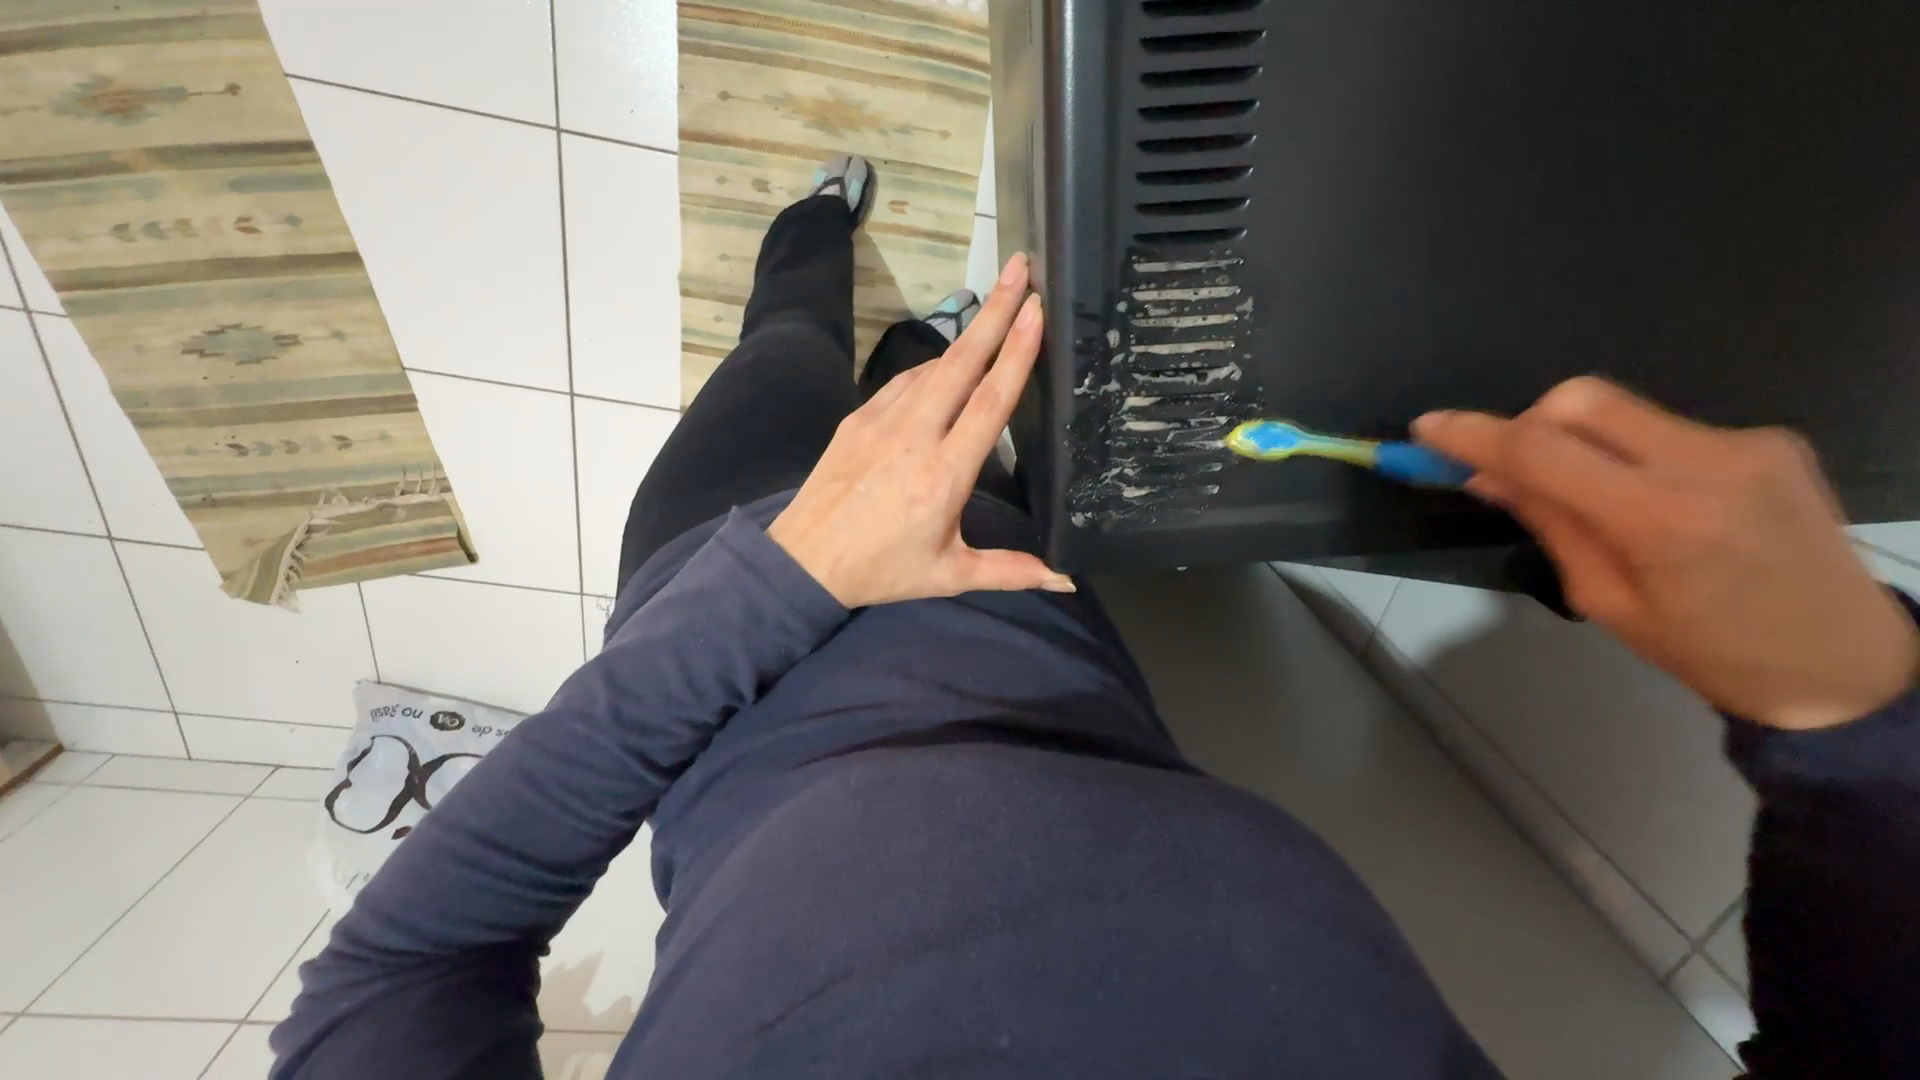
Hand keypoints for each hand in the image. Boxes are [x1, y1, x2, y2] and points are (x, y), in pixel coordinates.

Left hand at [765, 253, 1073, 608]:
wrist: (802, 560)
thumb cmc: (881, 570)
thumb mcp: (949, 575)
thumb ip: (1010, 571)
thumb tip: (1065, 581)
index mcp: (943, 475)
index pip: (988, 403)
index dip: (1016, 353)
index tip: (1036, 309)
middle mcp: (914, 437)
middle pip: (962, 364)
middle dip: (995, 311)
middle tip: (1021, 266)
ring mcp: (881, 422)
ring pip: (932, 367)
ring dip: (966, 334)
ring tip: (995, 304)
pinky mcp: (857, 419)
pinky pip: (903, 382)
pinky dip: (931, 367)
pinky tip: (948, 361)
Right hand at [1414, 376, 1918, 730]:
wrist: (1846, 661)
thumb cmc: (1706, 649)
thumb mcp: (1604, 598)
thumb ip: (1549, 523)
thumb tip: (1490, 475)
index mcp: (1658, 519)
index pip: (1542, 451)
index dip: (1474, 434)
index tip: (1427, 427)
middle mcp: (1707, 463)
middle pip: (1580, 401)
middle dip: (1526, 422)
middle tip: (1511, 466)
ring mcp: (1746, 443)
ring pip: (1620, 408)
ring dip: (1575, 438)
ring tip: (1581, 490)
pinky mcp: (1769, 439)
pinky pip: (1663, 426)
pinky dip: (1625, 449)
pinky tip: (1641, 494)